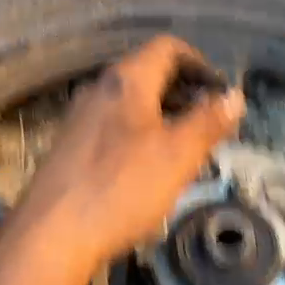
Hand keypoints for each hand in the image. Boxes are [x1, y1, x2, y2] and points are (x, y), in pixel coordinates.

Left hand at [9, 36, 244, 271]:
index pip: (168, 47)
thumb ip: (209, 122)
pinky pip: (114, 127)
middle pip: (150, 73)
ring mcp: (80, 118)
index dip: (200, 64)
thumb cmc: (121, 187)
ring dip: (164, 117)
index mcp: (126, 79)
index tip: (220, 93)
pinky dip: (140, 135)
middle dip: (185, 94)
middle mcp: (99, 89)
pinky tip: (148, 172)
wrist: (49, 237)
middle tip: (210, 126)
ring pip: (132, 103)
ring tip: (185, 151)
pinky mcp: (69, 147)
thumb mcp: (178, 155)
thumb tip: (234, 95)